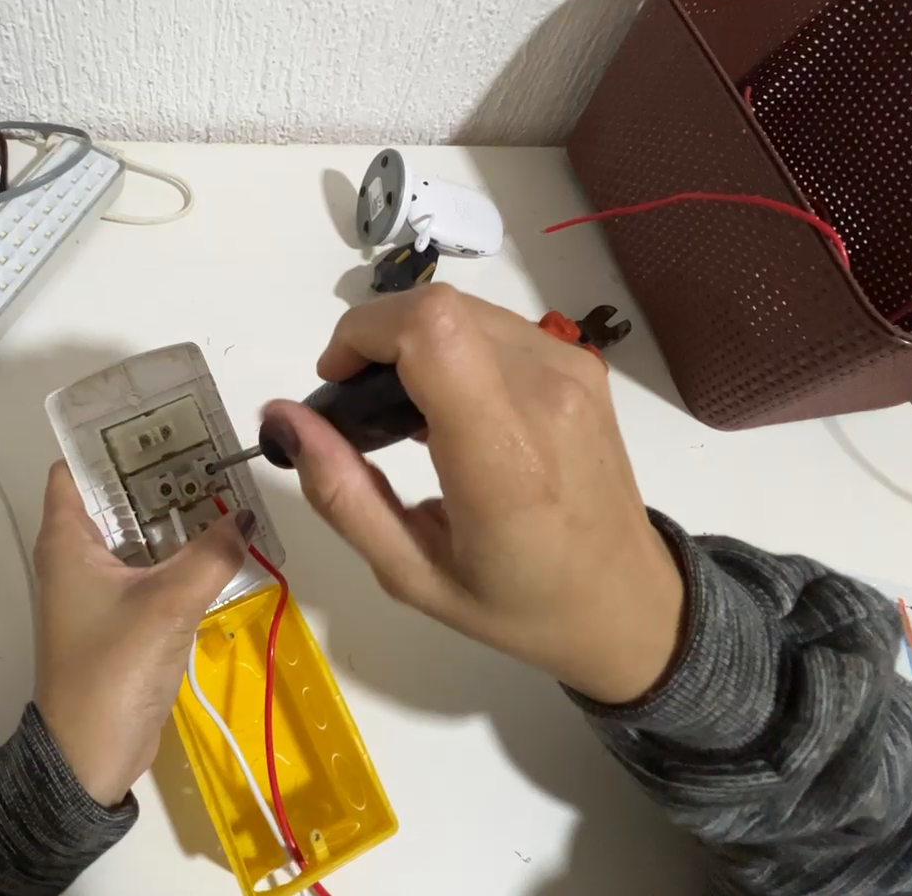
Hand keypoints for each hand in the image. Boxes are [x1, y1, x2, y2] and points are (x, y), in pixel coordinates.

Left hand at [32, 461, 249, 804]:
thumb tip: (245, 514)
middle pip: (115, 494)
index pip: (74, 467)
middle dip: (157, 472)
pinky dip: (181, 548)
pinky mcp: (125, 610)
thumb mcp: (166, 604)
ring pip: (139, 529)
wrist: (91, 757)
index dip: (108, 440)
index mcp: (67, 538)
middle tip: (206, 447)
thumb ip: (211, 555)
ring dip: (174, 512)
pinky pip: (153, 563)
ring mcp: (102, 583)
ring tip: (220, 482)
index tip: (156, 423)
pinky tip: (221, 536)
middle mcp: (79, 552)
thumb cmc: (111, 670)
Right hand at [263, 284, 682, 703]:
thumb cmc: (515, 604)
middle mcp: (546, 394)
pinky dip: (447, 348)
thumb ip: (339, 491)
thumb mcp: (408, 572)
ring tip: (400, 412)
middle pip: (436, 308)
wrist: (630, 604)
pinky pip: (490, 324)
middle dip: (375, 338)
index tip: (337, 381)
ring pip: (459, 308)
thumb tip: (281, 415)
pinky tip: (444, 406)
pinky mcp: (580, 364)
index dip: (364, 333)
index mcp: (503, 457)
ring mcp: (572, 370)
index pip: (430, 330)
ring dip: (408, 342)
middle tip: (359, 404)